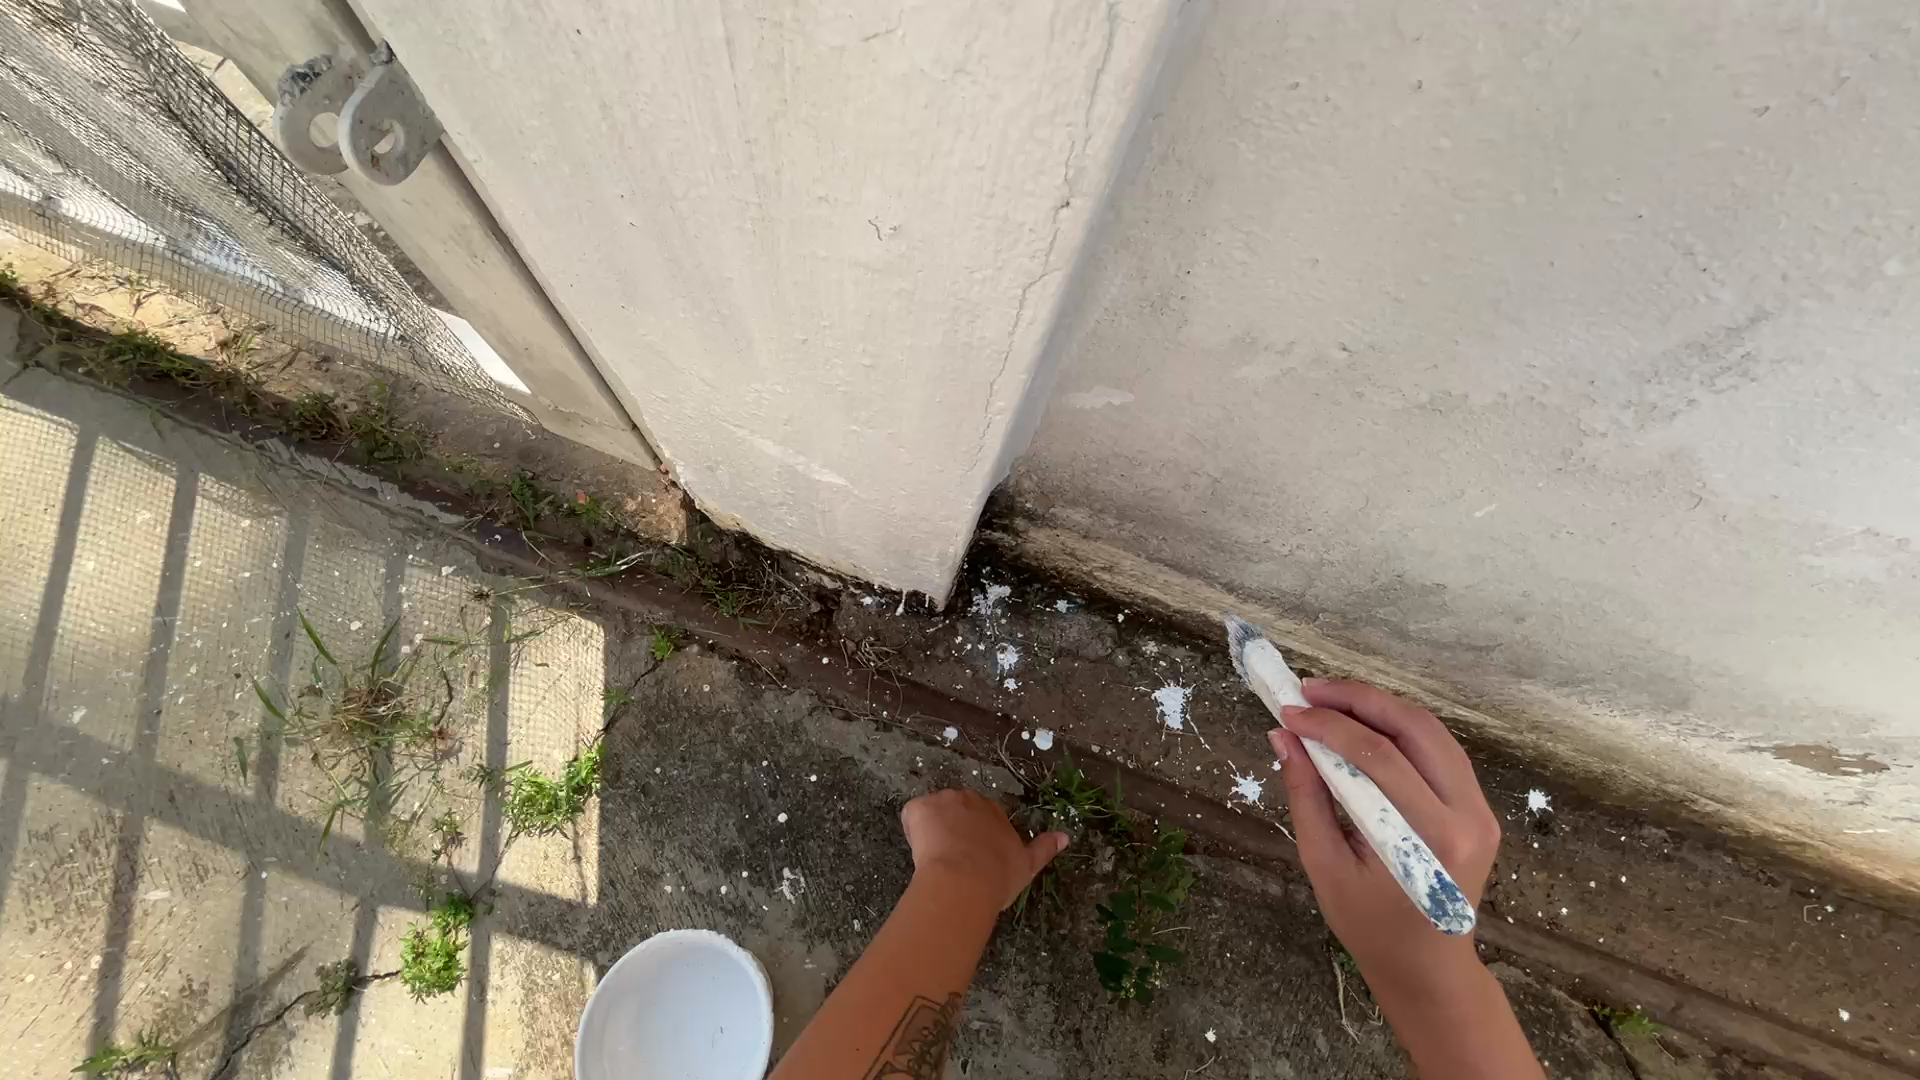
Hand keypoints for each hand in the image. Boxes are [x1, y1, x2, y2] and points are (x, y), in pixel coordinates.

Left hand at [900, 788, 1068, 909]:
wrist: (964, 880)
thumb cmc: (996, 877)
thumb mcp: (1026, 865)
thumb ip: (1044, 848)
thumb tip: (1066, 836)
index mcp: (994, 811)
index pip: (981, 817)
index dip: (974, 837)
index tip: (971, 858)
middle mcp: (970, 799)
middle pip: (956, 810)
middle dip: (952, 830)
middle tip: (952, 860)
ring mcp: (943, 801)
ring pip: (932, 813)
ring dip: (932, 830)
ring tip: (935, 859)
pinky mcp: (919, 808)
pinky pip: (912, 816)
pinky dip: (913, 831)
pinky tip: (920, 853)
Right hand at [1268, 679, 1501, 985]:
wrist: (1430, 967)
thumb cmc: (1369, 923)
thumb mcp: (1323, 863)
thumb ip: (1306, 794)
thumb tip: (1282, 736)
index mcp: (1430, 838)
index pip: (1378, 756)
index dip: (1328, 724)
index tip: (1287, 712)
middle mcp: (1467, 815)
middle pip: (1413, 728)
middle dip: (1356, 698)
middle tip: (1307, 688)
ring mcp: (1480, 808)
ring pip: (1430, 728)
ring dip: (1376, 704)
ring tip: (1327, 698)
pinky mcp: (1477, 805)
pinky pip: (1437, 746)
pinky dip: (1396, 723)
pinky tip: (1360, 720)